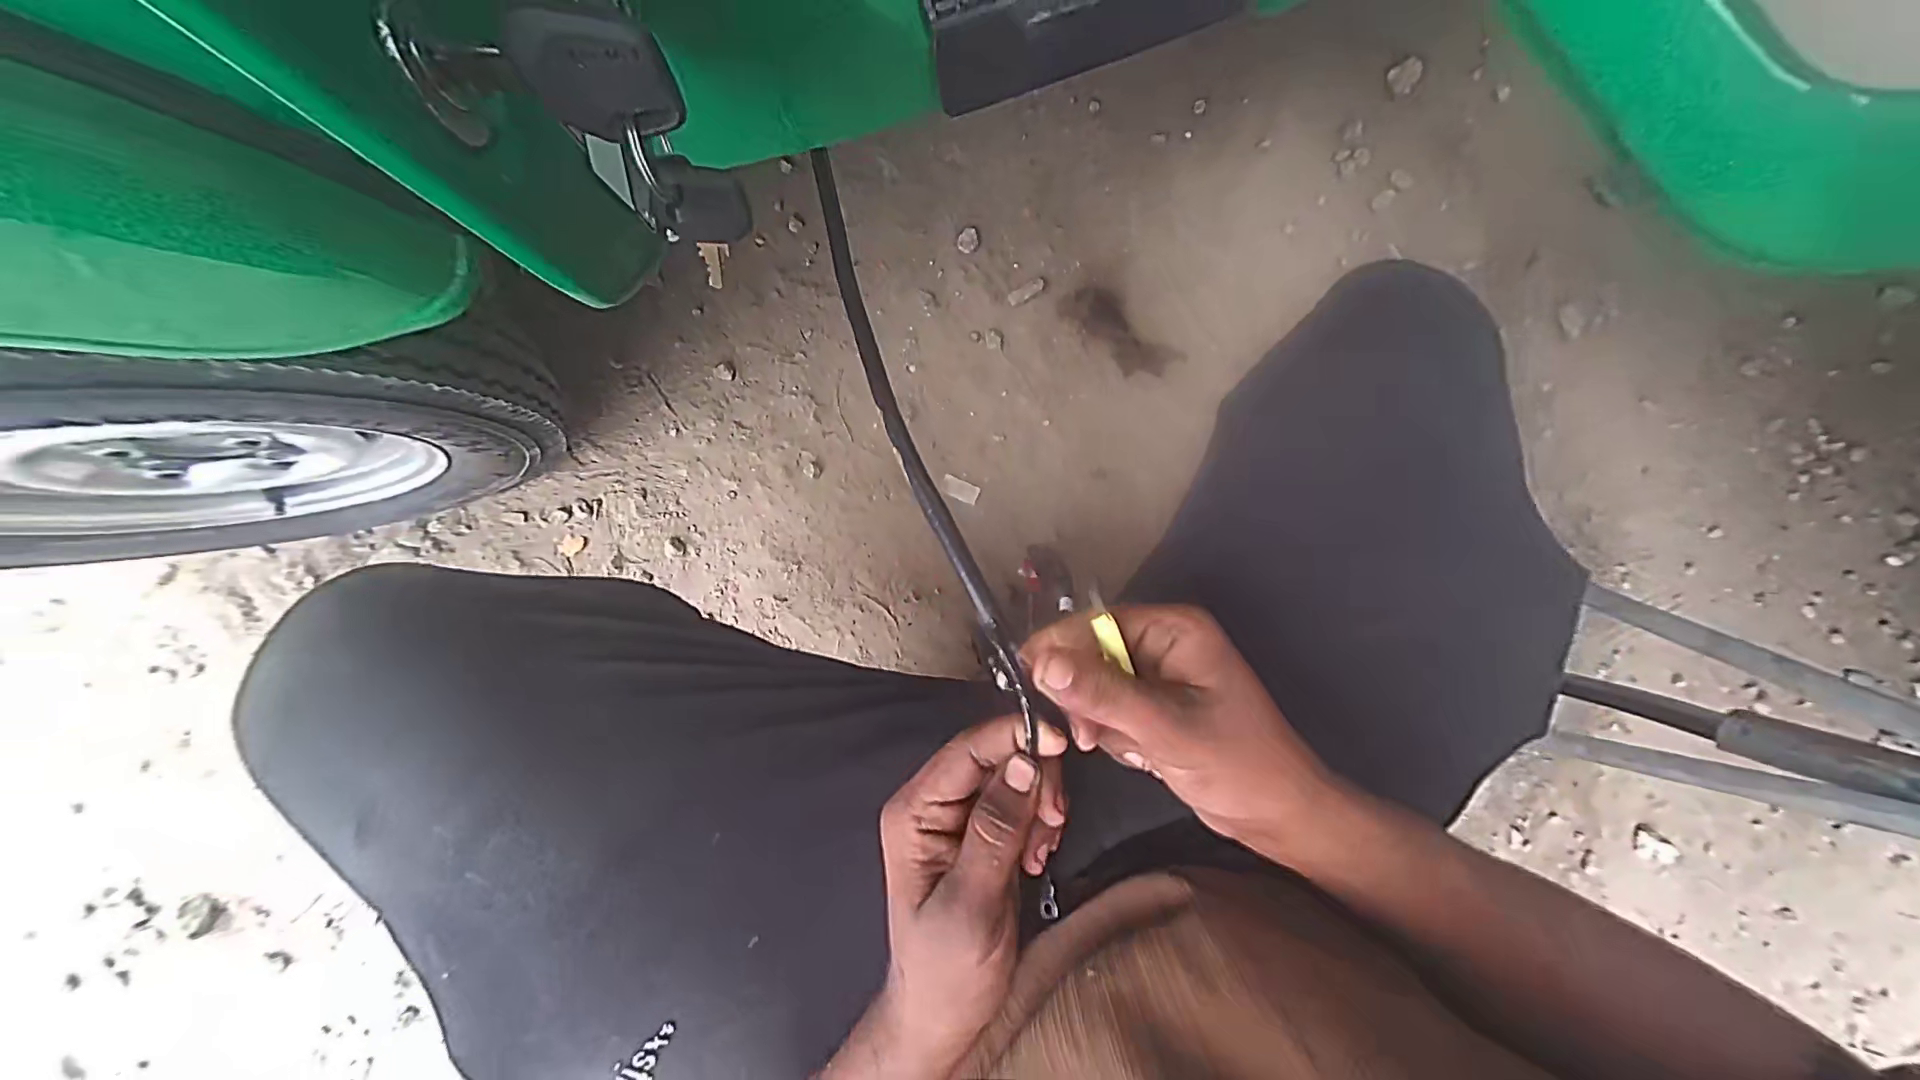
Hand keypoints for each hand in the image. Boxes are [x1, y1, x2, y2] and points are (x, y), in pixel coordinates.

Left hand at [822, 716, 1067, 1078]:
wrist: (944, 1013)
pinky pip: (1022, 801)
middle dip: (1033, 778)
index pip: (966, 750)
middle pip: (994, 755)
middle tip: (1053, 819)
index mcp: (914, 811)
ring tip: (1042, 847)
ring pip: (1013, 775)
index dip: (1012, 737)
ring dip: (1041, 801)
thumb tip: (1023, 764)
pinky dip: (1041, 818)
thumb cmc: (944, 968)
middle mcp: (935, 804)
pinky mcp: (986, 832)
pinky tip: (1039, 852)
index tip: (1058, 741)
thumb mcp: (970, 903)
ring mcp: (961, 817)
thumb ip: (995, 830)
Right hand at [1022, 604, 1345, 855]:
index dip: (1061, 648)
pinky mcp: (1153, 705)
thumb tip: (1042, 663)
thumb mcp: (1166, 728)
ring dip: (1099, 719)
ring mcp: (1157, 676)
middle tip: (1085, 732)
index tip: (1029, 678)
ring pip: (1094, 684)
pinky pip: (1108, 708)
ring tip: (1125, 747)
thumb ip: (1103, 694)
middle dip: (1085, 695)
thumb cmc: (1237, 764)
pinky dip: (1112, 733)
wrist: (1280, 817)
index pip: (1097, 623)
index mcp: (1174, 629)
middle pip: (1092, 653)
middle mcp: (1162, 644)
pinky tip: (1139, 755)